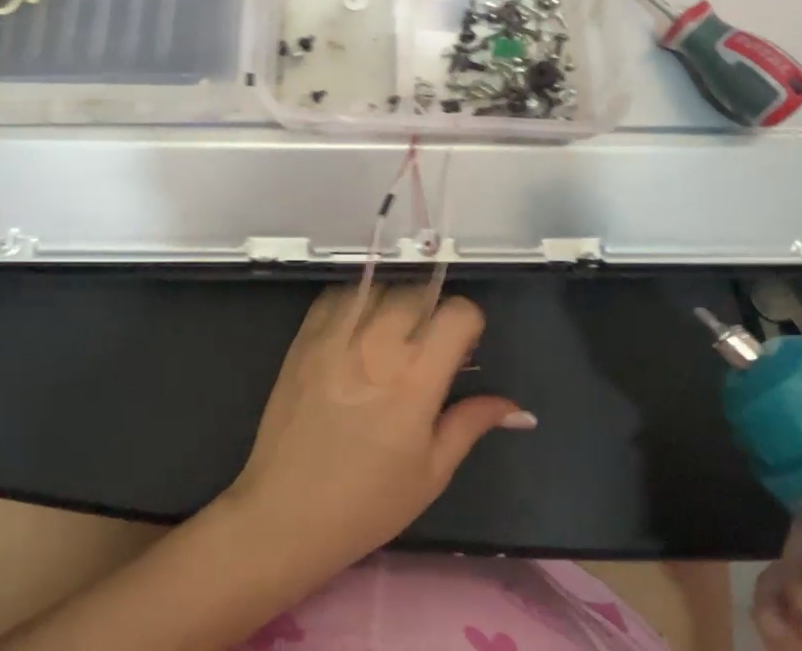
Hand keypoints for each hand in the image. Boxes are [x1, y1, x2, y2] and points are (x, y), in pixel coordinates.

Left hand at [223, 283, 535, 574]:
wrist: (284, 514)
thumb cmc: (366, 503)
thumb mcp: (432, 472)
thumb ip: (471, 424)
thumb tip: (517, 408)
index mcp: (415, 381)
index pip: (458, 313)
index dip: (469, 324)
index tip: (463, 347)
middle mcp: (375, 347)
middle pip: (418, 292)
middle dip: (433, 310)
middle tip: (428, 344)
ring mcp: (334, 338)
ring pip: (378, 287)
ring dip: (394, 301)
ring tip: (393, 334)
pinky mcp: (302, 339)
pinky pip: (335, 295)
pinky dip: (355, 299)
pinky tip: (358, 327)